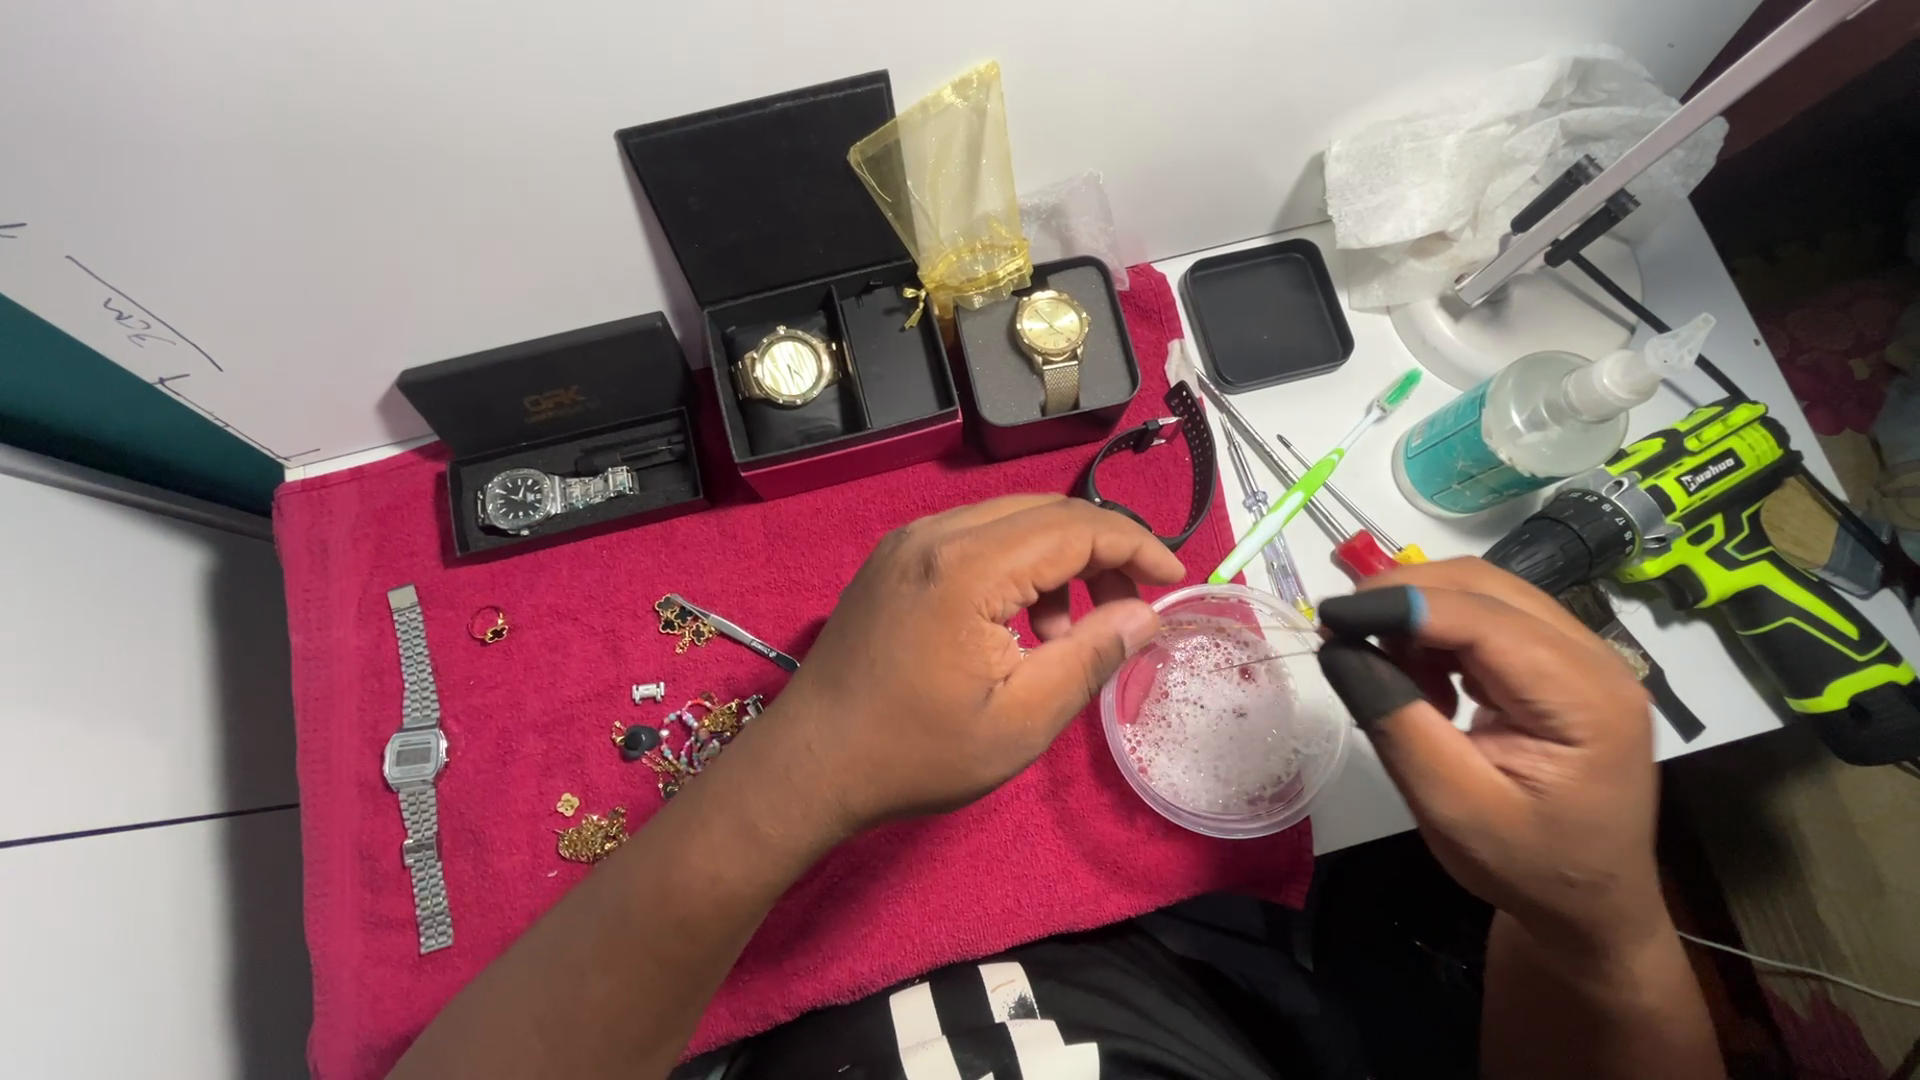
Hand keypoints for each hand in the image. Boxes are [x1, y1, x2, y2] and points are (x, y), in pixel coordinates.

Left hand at [761, 495, 1184, 833]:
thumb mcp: (1021, 720)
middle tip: (1128, 606)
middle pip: (1045, 511)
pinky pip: (974, 538)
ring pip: (1010, 520)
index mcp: (968, 568)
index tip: (1173, 579)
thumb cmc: (916, 752)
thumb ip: (1091, 656)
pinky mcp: (895, 558)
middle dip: (1101, 550)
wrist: (810, 763)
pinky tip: (1016, 624)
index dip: (1136, 547)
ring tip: (1065, 631)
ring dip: (1056, 559)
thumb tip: (1144, 614)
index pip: (1076, 527)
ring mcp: (908, 541)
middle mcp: (936, 533)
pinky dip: (1014, 566)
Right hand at [1328, 558, 1665, 954]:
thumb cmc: (1524, 864)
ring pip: (1481, 592)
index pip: (1479, 617)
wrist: (1588, 904)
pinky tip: (1422, 678)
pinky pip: (1486, 617)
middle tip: (1341, 631)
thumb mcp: (1446, 802)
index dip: (1398, 604)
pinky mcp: (1559, 663)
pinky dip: (1436, 631)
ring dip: (1417, 613)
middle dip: (1402, 595)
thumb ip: (1393, 717)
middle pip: (1484, 586)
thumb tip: (1338, 646)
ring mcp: (1582, 657)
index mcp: (1583, 699)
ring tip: (1384, 667)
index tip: (1328, 616)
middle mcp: (1595, 660)